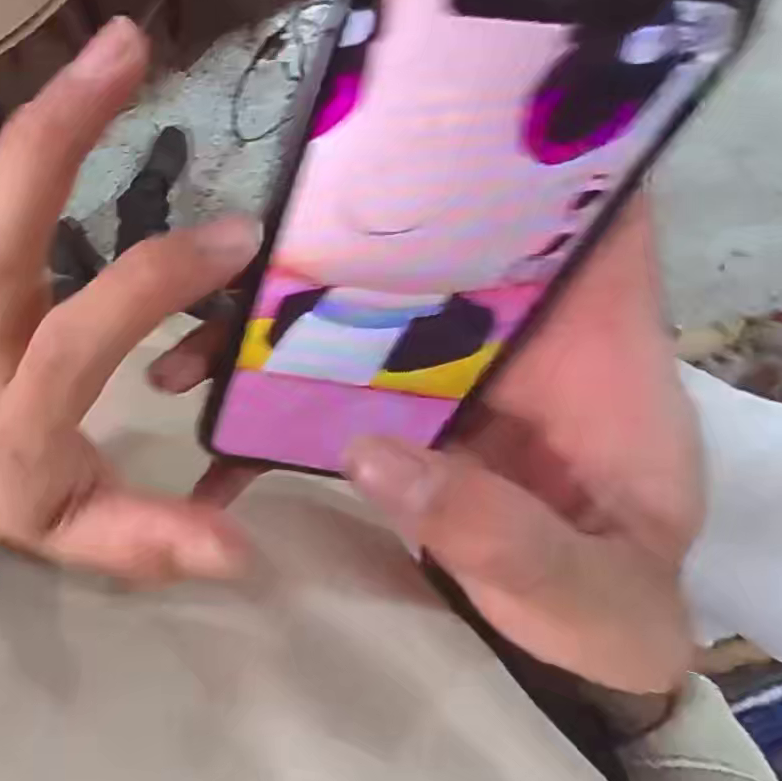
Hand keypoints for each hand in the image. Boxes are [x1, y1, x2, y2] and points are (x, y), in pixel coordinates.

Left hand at [0, 18, 261, 661]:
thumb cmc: (18, 504)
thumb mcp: (78, 540)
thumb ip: (148, 543)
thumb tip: (239, 548)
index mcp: (20, 411)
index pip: (75, 337)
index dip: (148, 286)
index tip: (234, 237)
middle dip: (51, 145)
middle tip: (122, 51)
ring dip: (42, 123)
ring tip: (112, 46)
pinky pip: (1, 203)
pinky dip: (38, 145)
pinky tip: (83, 96)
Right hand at [150, 196, 703, 692]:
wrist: (561, 644)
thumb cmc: (602, 607)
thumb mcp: (587, 596)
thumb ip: (504, 536)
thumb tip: (365, 453)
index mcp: (584, 349)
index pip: (569, 218)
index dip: (511, 160)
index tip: (414, 135)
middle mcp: (497, 336)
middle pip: (404, 258)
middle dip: (311, 255)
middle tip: (219, 274)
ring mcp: (425, 370)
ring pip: (331, 318)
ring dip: (252, 334)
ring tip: (179, 372)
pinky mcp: (376, 409)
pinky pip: (305, 389)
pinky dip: (253, 409)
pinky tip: (205, 447)